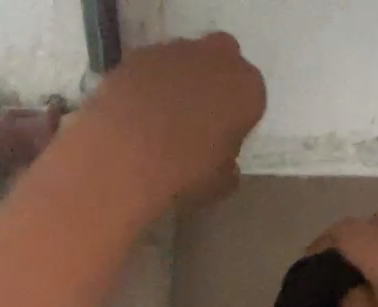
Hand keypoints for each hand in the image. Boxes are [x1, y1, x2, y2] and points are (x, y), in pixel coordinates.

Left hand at [76, 34, 265, 207]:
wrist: (126, 157)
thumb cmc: (185, 174)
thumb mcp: (218, 185)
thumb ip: (228, 168)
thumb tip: (226, 165)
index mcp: (247, 90)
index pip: (251, 99)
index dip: (237, 119)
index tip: (223, 139)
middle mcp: (218, 59)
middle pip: (222, 66)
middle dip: (213, 87)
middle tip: (197, 122)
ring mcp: (177, 50)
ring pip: (186, 62)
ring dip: (180, 84)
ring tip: (161, 121)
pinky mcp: (140, 54)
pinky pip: (152, 68)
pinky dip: (149, 85)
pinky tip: (137, 114)